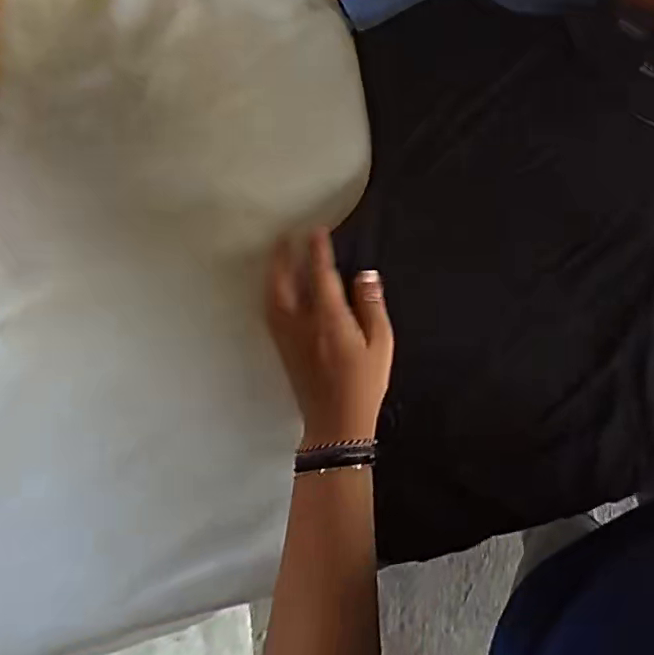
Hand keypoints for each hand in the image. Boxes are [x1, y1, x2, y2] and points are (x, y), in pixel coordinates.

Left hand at [265, 228, 393, 445]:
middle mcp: (303, 325)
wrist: (337, 423)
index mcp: (330, 321)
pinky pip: (272, 313)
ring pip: (274, 298)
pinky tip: (277, 291)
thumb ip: (371, 306)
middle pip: (285, 284)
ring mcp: (289, 339)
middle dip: (284, 258)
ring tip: (278, 258)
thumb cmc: (364, 383)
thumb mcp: (381, 342)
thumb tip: (365, 276)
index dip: (318, 251)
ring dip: (274, 274)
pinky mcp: (285, 350)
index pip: (320, 276)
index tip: (317, 231)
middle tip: (286, 238)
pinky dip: (272, 294)